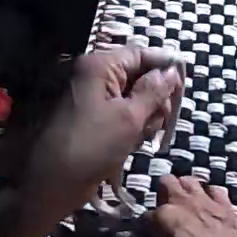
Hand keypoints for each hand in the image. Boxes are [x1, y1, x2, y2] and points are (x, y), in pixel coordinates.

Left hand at [14, 47, 182, 216]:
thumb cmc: (92, 146)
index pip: (141, 54)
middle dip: (155, 97)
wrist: (53, 182)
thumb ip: (154, 90)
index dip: (165, 68)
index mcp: (99, 66)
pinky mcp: (93, 118)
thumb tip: (172, 70)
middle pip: (139, 75)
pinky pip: (122, 113)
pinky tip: (133, 142)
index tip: (182, 89)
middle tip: (159, 121)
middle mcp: (94, 75)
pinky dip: (133, 126)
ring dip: (145, 115)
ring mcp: (93, 97)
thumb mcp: (130, 117)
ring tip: (141, 136)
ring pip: (134, 97)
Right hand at [133, 174, 236, 236]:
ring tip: (184, 214)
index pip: (143, 217)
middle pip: (165, 184)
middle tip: (165, 223)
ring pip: (189, 181)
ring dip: (183, 193)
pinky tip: (206, 213)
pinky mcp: (229, 209)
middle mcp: (185, 203)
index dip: (144, 232)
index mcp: (164, 218)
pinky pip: (214, 190)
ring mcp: (209, 203)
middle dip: (162, 199)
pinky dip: (207, 197)